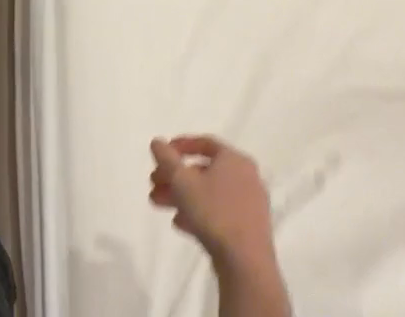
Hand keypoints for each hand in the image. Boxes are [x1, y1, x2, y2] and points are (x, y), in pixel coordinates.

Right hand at [148, 135, 277, 272]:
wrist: (246, 262)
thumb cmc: (213, 212)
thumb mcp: (181, 180)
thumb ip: (166, 157)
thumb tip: (157, 142)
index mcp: (234, 160)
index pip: (205, 143)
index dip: (180, 145)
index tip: (161, 152)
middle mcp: (246, 177)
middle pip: (203, 170)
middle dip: (174, 176)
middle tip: (153, 183)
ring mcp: (250, 203)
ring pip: (209, 191)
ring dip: (182, 195)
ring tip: (159, 204)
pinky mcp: (249, 226)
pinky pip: (219, 211)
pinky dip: (198, 212)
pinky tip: (180, 223)